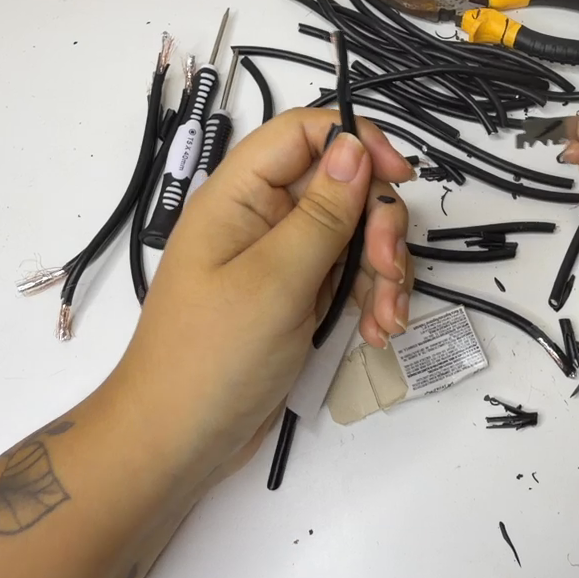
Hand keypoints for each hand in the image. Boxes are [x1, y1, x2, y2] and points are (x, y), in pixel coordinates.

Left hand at [112, 109, 412, 477]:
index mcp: (241, 194)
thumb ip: (323, 212)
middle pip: (343, 184)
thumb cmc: (213, 357)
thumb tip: (354, 144)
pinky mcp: (300, 293)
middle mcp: (264, 215)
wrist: (178, 445)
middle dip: (378, 225)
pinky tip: (378, 332)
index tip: (400, 176)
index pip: (305, 132)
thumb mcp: (276, 281)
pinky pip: (350, 274)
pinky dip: (372, 298)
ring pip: (356, 231)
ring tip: (386, 319)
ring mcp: (284, 256)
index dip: (357, 139)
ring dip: (383, 270)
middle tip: (386, 270)